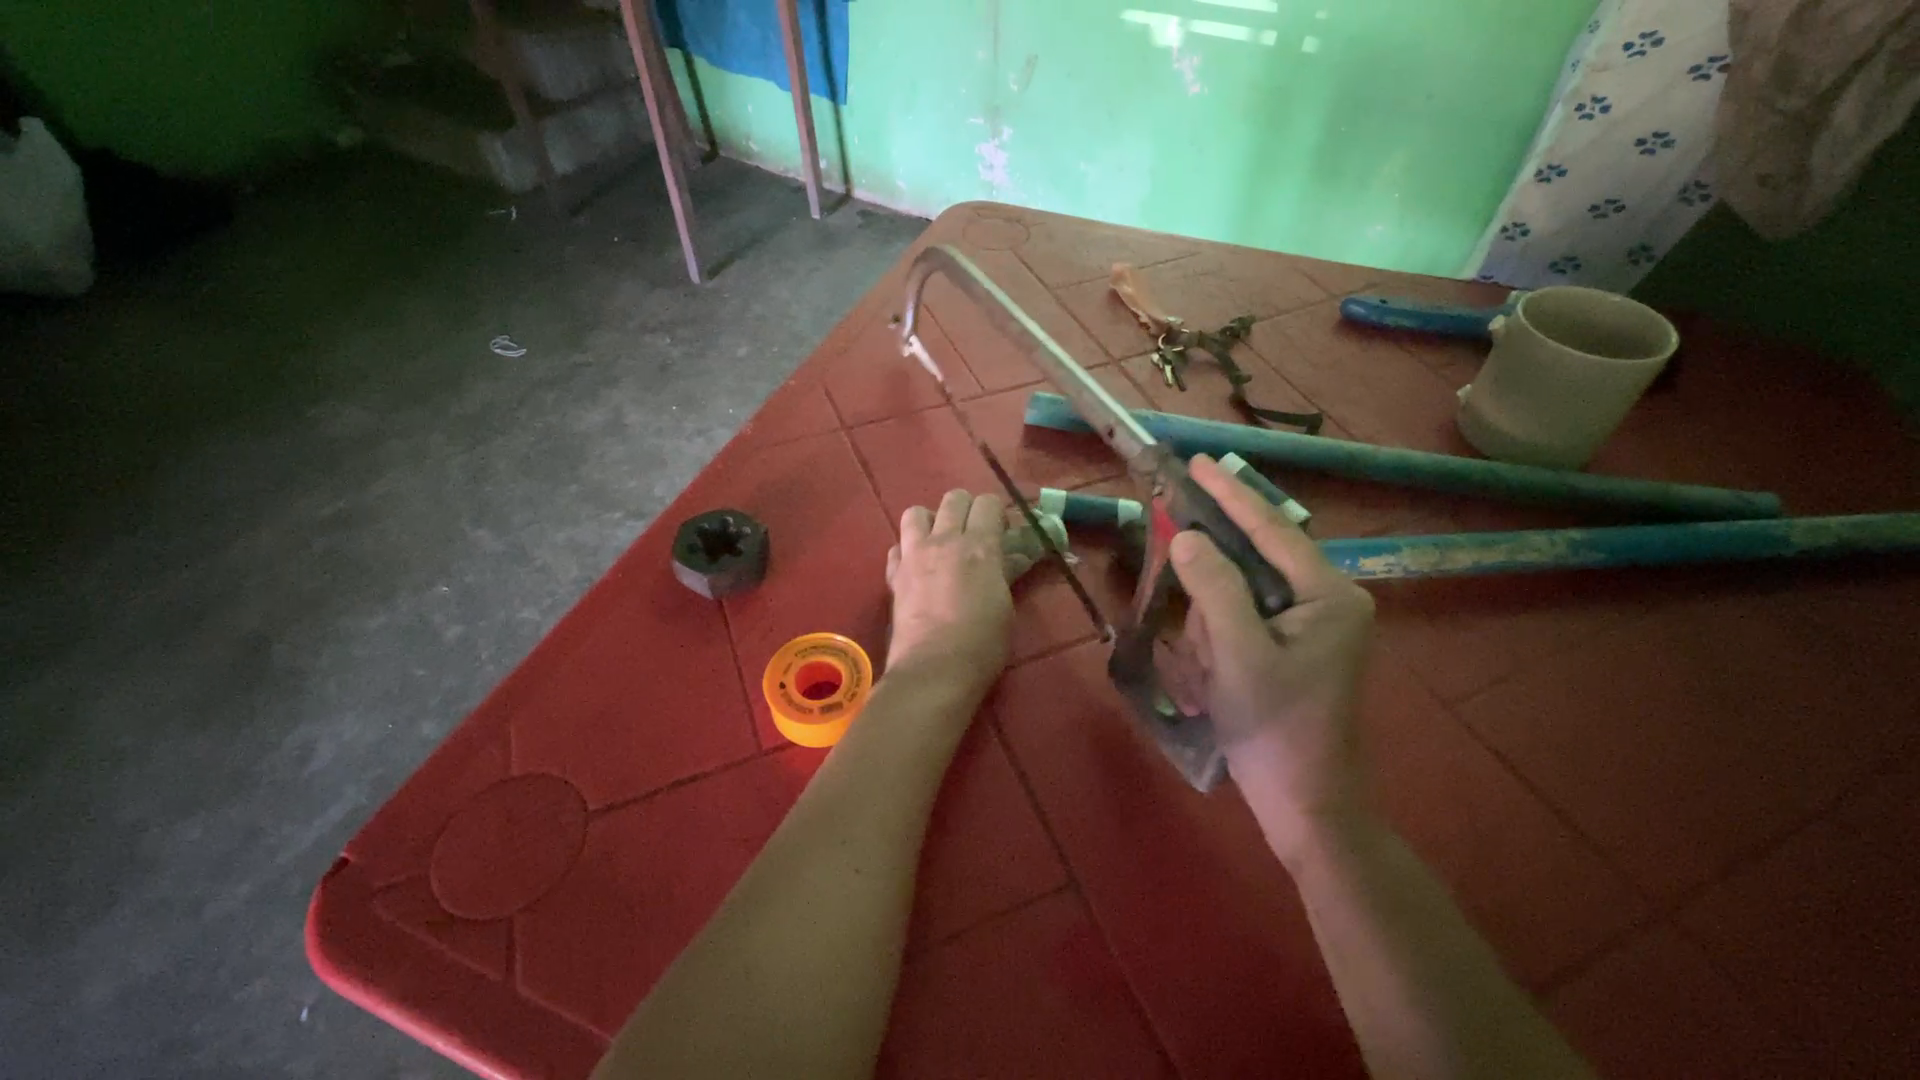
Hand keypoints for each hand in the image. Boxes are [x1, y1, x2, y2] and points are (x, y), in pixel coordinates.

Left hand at [884, 490, 1014, 697]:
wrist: (934, 668)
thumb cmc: (982, 643)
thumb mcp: (1005, 606)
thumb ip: (1006, 573)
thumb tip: (1015, 557)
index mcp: (979, 546)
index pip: (989, 503)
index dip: (997, 514)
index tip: (1002, 533)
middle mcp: (944, 540)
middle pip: (954, 498)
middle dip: (967, 509)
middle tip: (973, 533)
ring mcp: (913, 555)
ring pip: (916, 512)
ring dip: (931, 520)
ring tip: (939, 541)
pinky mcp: (893, 575)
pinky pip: (897, 546)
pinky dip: (907, 550)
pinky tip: (917, 567)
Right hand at [1168, 456, 1375, 858]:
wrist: (1305, 803)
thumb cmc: (1276, 728)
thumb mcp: (1238, 654)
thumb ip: (1214, 588)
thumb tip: (1187, 538)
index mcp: (1329, 594)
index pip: (1272, 530)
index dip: (1230, 495)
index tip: (1196, 462)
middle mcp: (1328, 600)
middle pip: (1255, 562)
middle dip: (1215, 584)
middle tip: (1193, 588)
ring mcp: (1312, 627)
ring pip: (1242, 595)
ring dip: (1212, 626)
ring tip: (1212, 676)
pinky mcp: (1295, 649)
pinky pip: (1244, 624)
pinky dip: (1220, 643)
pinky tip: (1216, 681)